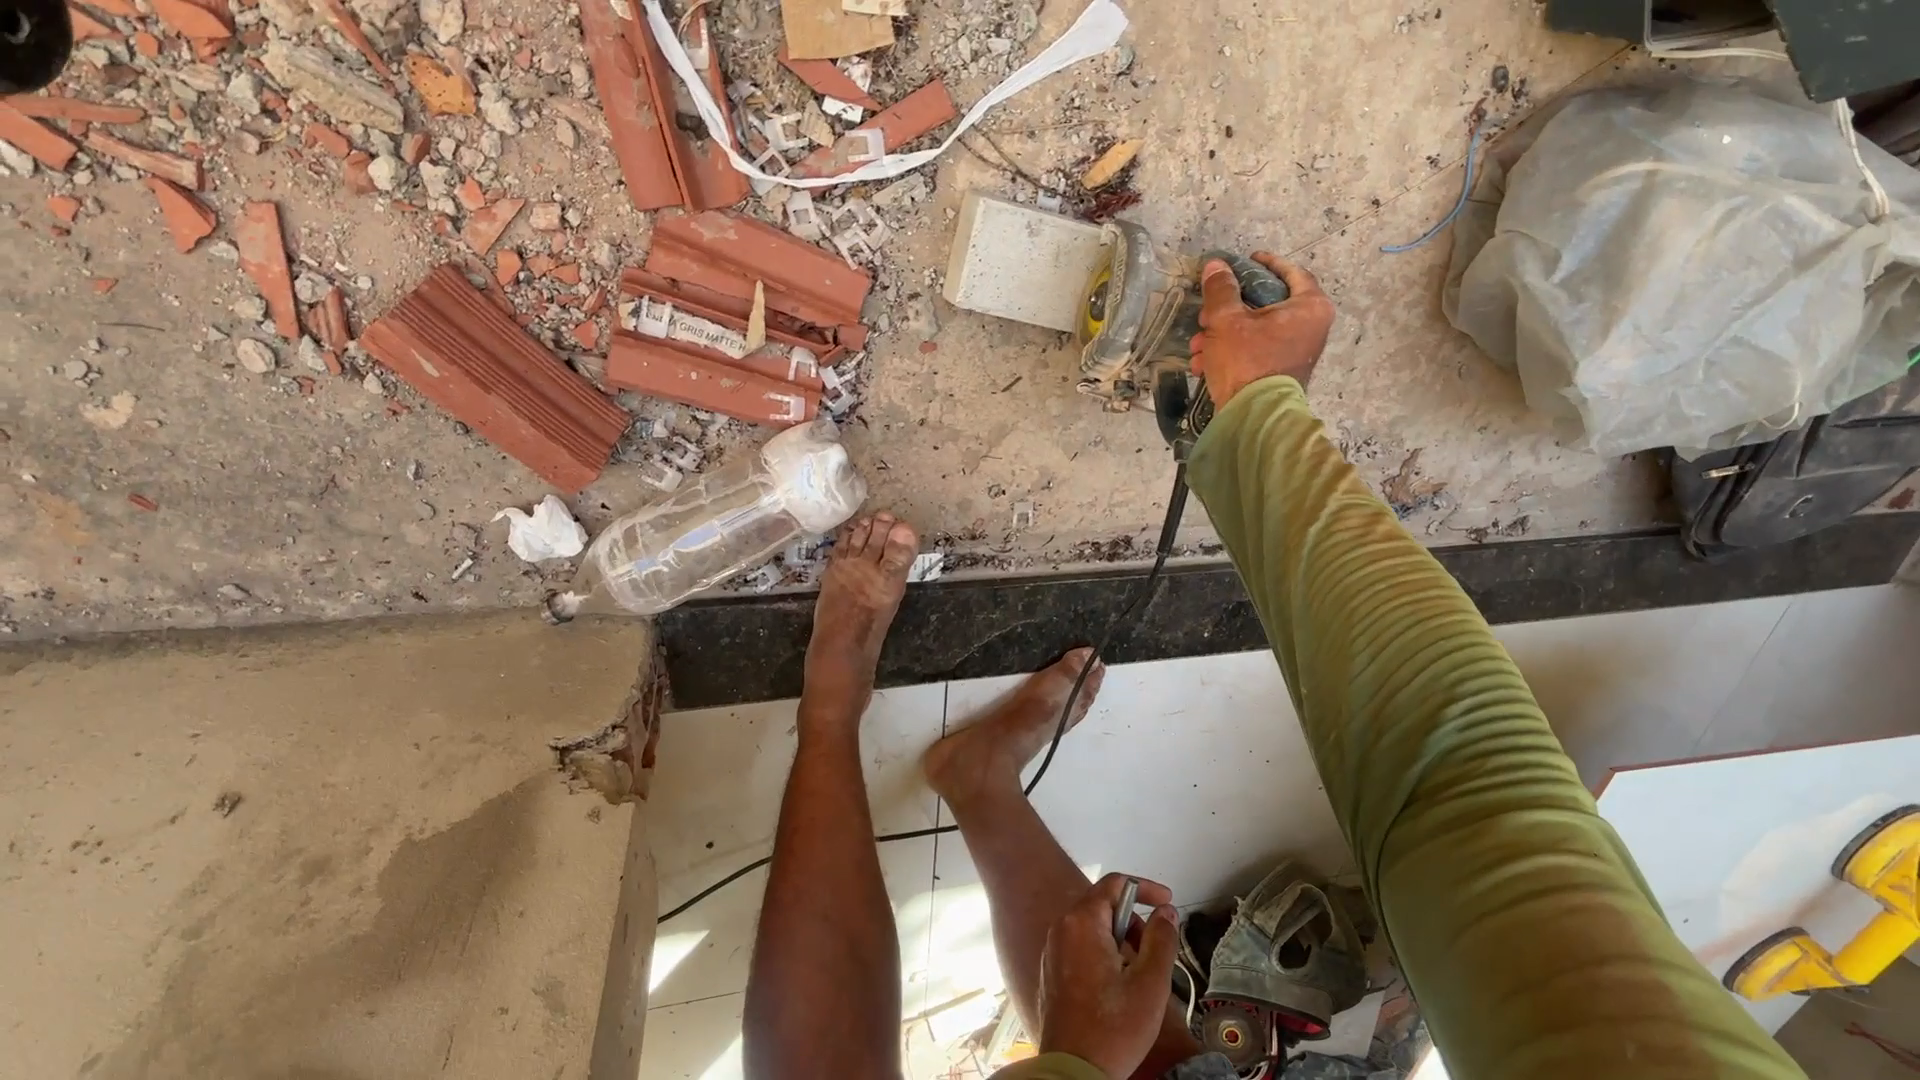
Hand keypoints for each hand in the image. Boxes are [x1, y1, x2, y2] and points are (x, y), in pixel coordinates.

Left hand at [1037, 874, 1180, 1078]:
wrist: (1074, 1071)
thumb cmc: (1113, 1029)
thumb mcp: (1150, 983)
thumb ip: (1162, 939)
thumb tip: (1166, 912)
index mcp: (1082, 922)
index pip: (1115, 883)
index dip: (1146, 888)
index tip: (1167, 903)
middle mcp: (1061, 928)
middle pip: (1104, 906)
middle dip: (1135, 923)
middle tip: (1154, 953)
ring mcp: (1052, 951)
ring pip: (1093, 929)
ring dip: (1120, 942)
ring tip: (1138, 977)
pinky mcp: (1051, 972)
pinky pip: (1081, 948)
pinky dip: (1103, 955)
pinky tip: (1117, 988)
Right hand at [1191, 252, 1335, 406]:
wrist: (1253, 417)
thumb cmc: (1246, 361)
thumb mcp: (1227, 320)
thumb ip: (1221, 290)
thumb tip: (1216, 266)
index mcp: (1309, 307)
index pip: (1292, 273)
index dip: (1266, 263)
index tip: (1246, 260)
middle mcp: (1310, 327)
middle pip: (1266, 305)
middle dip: (1229, 309)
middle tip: (1207, 313)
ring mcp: (1296, 352)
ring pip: (1254, 331)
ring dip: (1222, 335)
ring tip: (1199, 345)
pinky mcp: (1280, 372)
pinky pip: (1254, 353)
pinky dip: (1230, 354)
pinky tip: (1204, 363)